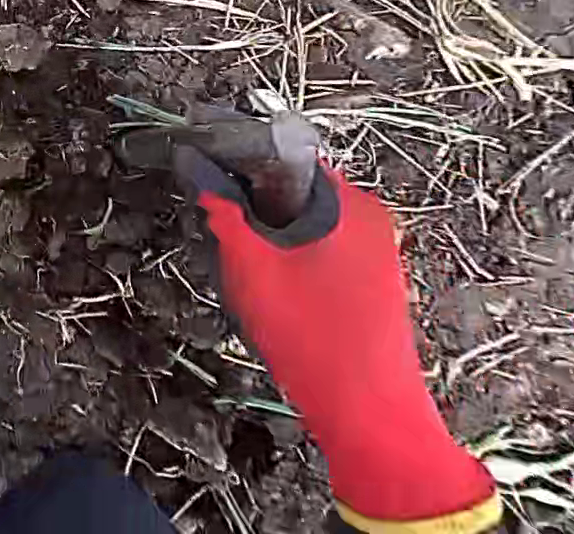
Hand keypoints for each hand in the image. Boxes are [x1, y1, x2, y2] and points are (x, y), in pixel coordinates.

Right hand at [179, 147, 500, 530]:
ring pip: (300, 216)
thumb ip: (223, 214)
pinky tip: (273, 282)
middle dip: (252, 203)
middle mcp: (367, 217)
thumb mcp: (251, 268)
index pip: (282, 155)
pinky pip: (316, 241)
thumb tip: (199, 171)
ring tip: (248, 261)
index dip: (238, 157)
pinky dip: (288, 250)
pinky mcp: (369, 273)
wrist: (371, 419)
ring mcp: (373, 247)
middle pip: (289, 186)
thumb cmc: (315, 339)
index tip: (206, 165)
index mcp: (347, 204)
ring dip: (268, 230)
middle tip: (222, 223)